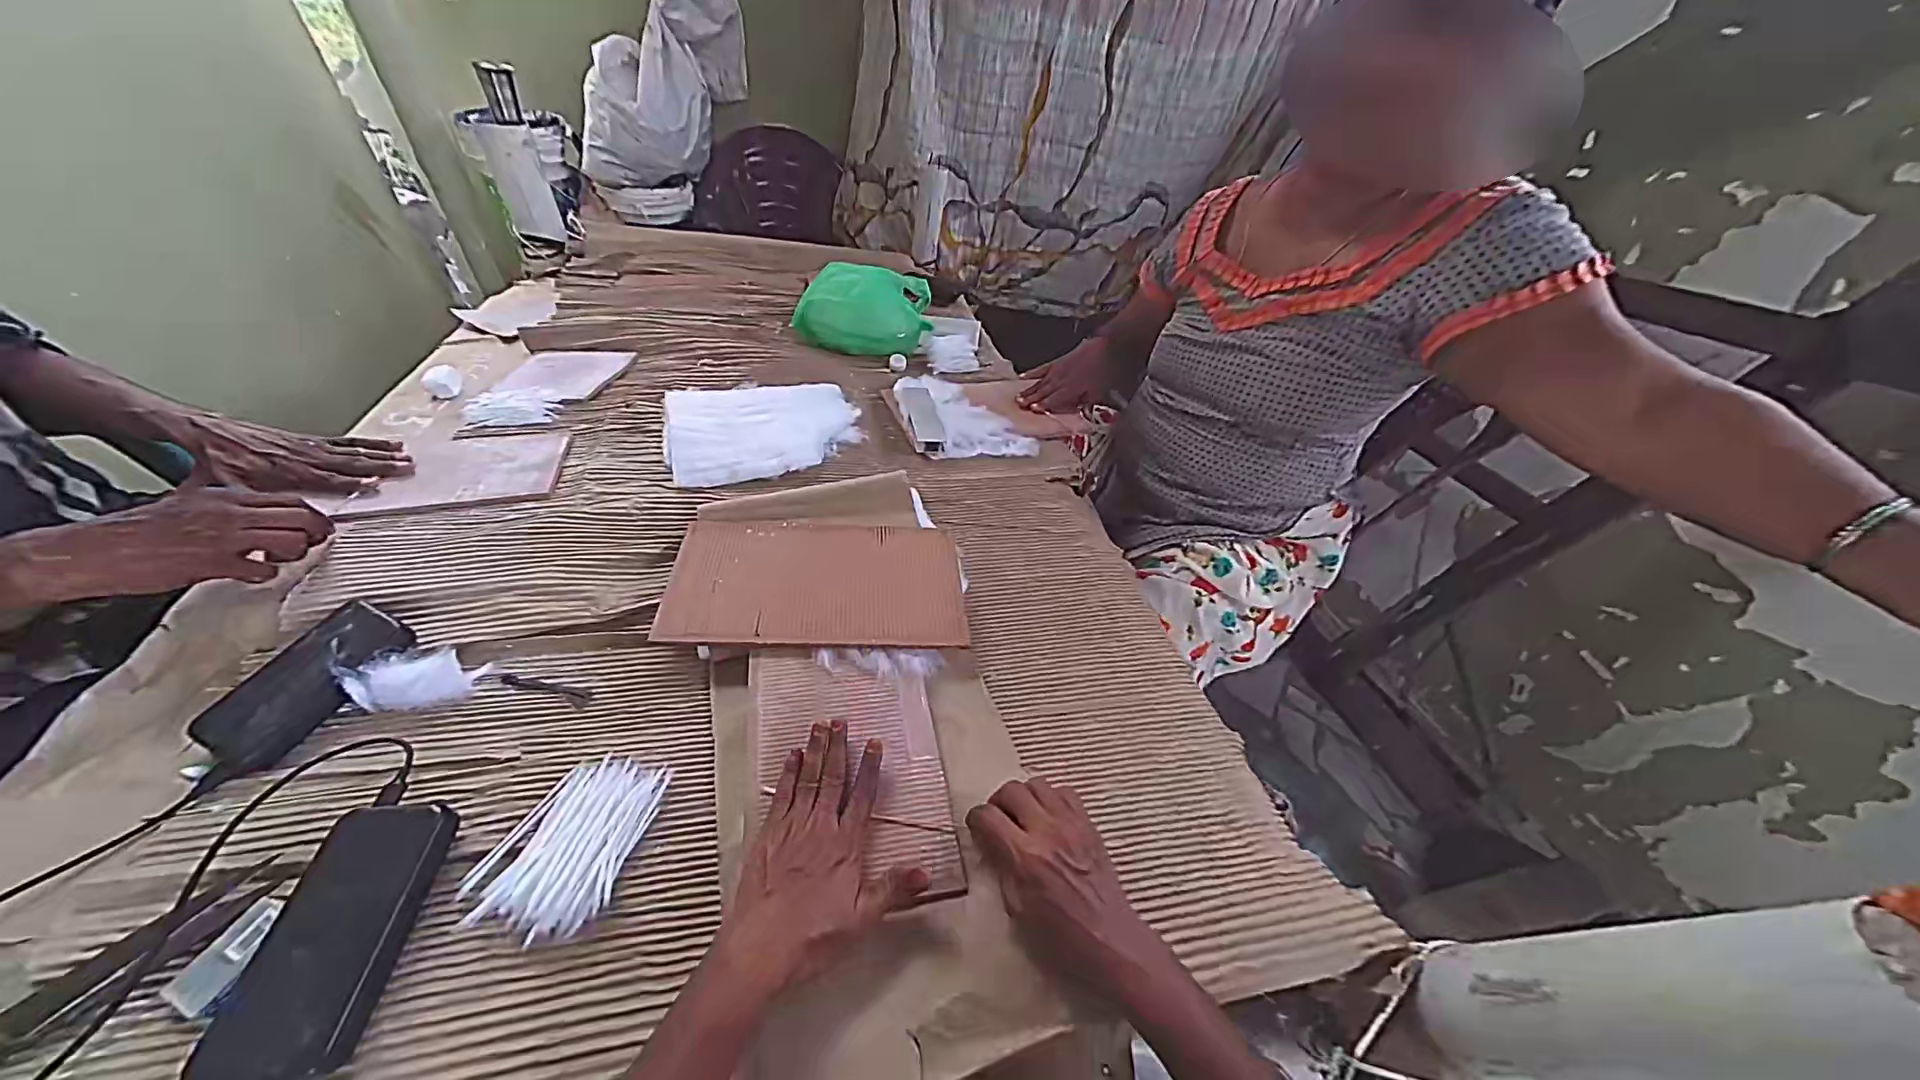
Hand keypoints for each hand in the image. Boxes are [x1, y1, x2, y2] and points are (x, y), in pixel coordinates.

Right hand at [0, 484, 332, 604]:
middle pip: (302, 518)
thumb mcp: (188, 506)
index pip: (291, 500)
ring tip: (279, 559)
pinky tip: (252, 574)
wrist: (84, 552)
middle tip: (313, 543)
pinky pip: (263, 570)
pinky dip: (266, 575)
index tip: (316, 526)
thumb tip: (265, 515)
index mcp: (223, 497)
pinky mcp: (211, 563)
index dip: (313, 515)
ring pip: (292, 541)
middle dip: (317, 532)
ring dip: (296, 554)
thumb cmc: (133, 532)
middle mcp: (228, 513)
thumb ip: (228, 508)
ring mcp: (222, 538)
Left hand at [176, 413, 410, 494]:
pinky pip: (343, 441)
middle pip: (350, 461)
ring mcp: (305, 446)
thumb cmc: (207, 460)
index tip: (377, 484)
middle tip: (406, 468)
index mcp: (287, 471)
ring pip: (351, 450)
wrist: (191, 430)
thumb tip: (268, 525)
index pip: (329, 478)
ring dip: (380, 453)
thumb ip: (254, 506)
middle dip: (380, 465)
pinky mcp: (305, 439)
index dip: (353, 482)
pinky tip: (382, 444)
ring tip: (404, 455)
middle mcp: (301, 456)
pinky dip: (366, 443)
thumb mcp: (224, 489)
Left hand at [715, 721, 931, 995]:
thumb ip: (893, 890)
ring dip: (814, 751)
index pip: (862, 798)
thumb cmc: (814, 936)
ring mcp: (792, 828)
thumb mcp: (861, 919)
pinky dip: (787, 774)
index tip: (874, 744)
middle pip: (832, 779)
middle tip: (841, 720)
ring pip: (807, 780)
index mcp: (846, 845)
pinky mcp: (768, 835)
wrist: (760, 948)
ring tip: (819, 726)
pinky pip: (781, 796)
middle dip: (838, 748)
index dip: (869, 769)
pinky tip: (792, 757)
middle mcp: (820, 828)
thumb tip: (927, 872)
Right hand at [967, 778, 1170, 989]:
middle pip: (1011, 790)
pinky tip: (1048, 818)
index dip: (975, 820)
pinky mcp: (1088, 824)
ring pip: (1037, 784)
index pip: (987, 816)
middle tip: (998, 821)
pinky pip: (1064, 792)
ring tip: (1023, 817)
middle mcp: (1047, 832)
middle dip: (997, 803)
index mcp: (1025, 857)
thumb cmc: (1060, 936)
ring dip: (1024, 797)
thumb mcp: (1017, 909)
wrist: (1109, 939)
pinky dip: (1051, 799)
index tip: (977, 829)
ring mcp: (1071, 824)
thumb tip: (989, 845)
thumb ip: (1000, 869)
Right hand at [1017, 339, 1114, 413]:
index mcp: (1070, 389)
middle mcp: (1061, 380)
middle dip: (1031, 399)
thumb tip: (1076, 409)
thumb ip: (1084, 402)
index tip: (1033, 410)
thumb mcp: (1098, 392)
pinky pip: (1042, 369)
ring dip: (1029, 390)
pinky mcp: (1058, 361)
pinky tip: (1024, 376)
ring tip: (1018, 397)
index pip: (1053, 400)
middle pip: (1043, 392)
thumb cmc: (1105, 370)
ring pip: (1040, 382)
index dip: (1043, 405)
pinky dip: (1032, 373)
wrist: (1107, 346)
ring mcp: (1058, 370)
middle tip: (1019, 405)